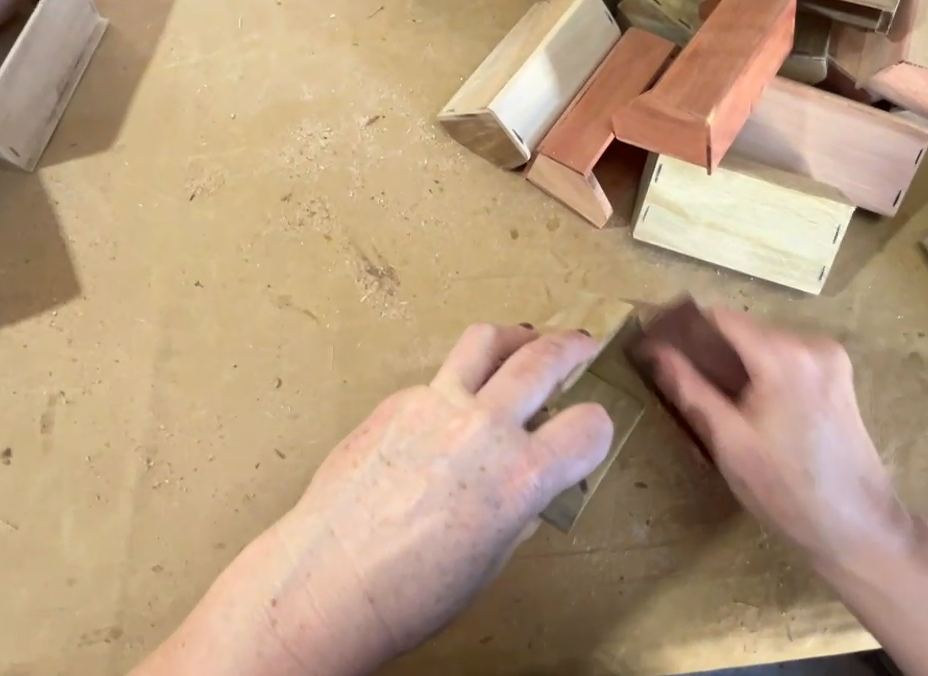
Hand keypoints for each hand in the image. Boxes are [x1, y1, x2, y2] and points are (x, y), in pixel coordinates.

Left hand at [177, 324, 614, 675]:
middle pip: (543, 358)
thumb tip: (535, 475)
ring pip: (487, 340)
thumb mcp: (493, 553)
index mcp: (520, 475)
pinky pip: (440, 378)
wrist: (330, 579)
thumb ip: (522, 501)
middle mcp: (484, 426)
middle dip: (572, 346)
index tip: (591, 429)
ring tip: (524, 341)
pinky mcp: (399, 399)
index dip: (597, 429)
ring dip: (516, 337)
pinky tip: (448, 415)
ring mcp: (436, 403)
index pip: (588, 427)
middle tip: (582, 344)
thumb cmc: (415, 591)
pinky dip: (459, 385)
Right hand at [634, 308, 910, 567]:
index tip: (655, 343)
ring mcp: (829, 357)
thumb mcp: (728, 441)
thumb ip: (689, 388)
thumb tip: (655, 351)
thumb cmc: (787, 491)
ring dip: (732, 361)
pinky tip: (744, 402)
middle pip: (742, 329)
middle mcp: (811, 344)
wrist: (860, 529)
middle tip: (676, 376)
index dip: (682, 328)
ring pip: (761, 342)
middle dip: (707, 349)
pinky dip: (758, 370)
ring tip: (707, 394)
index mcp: (784, 355)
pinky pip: (783, 356)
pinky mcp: (836, 373)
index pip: (720, 318)